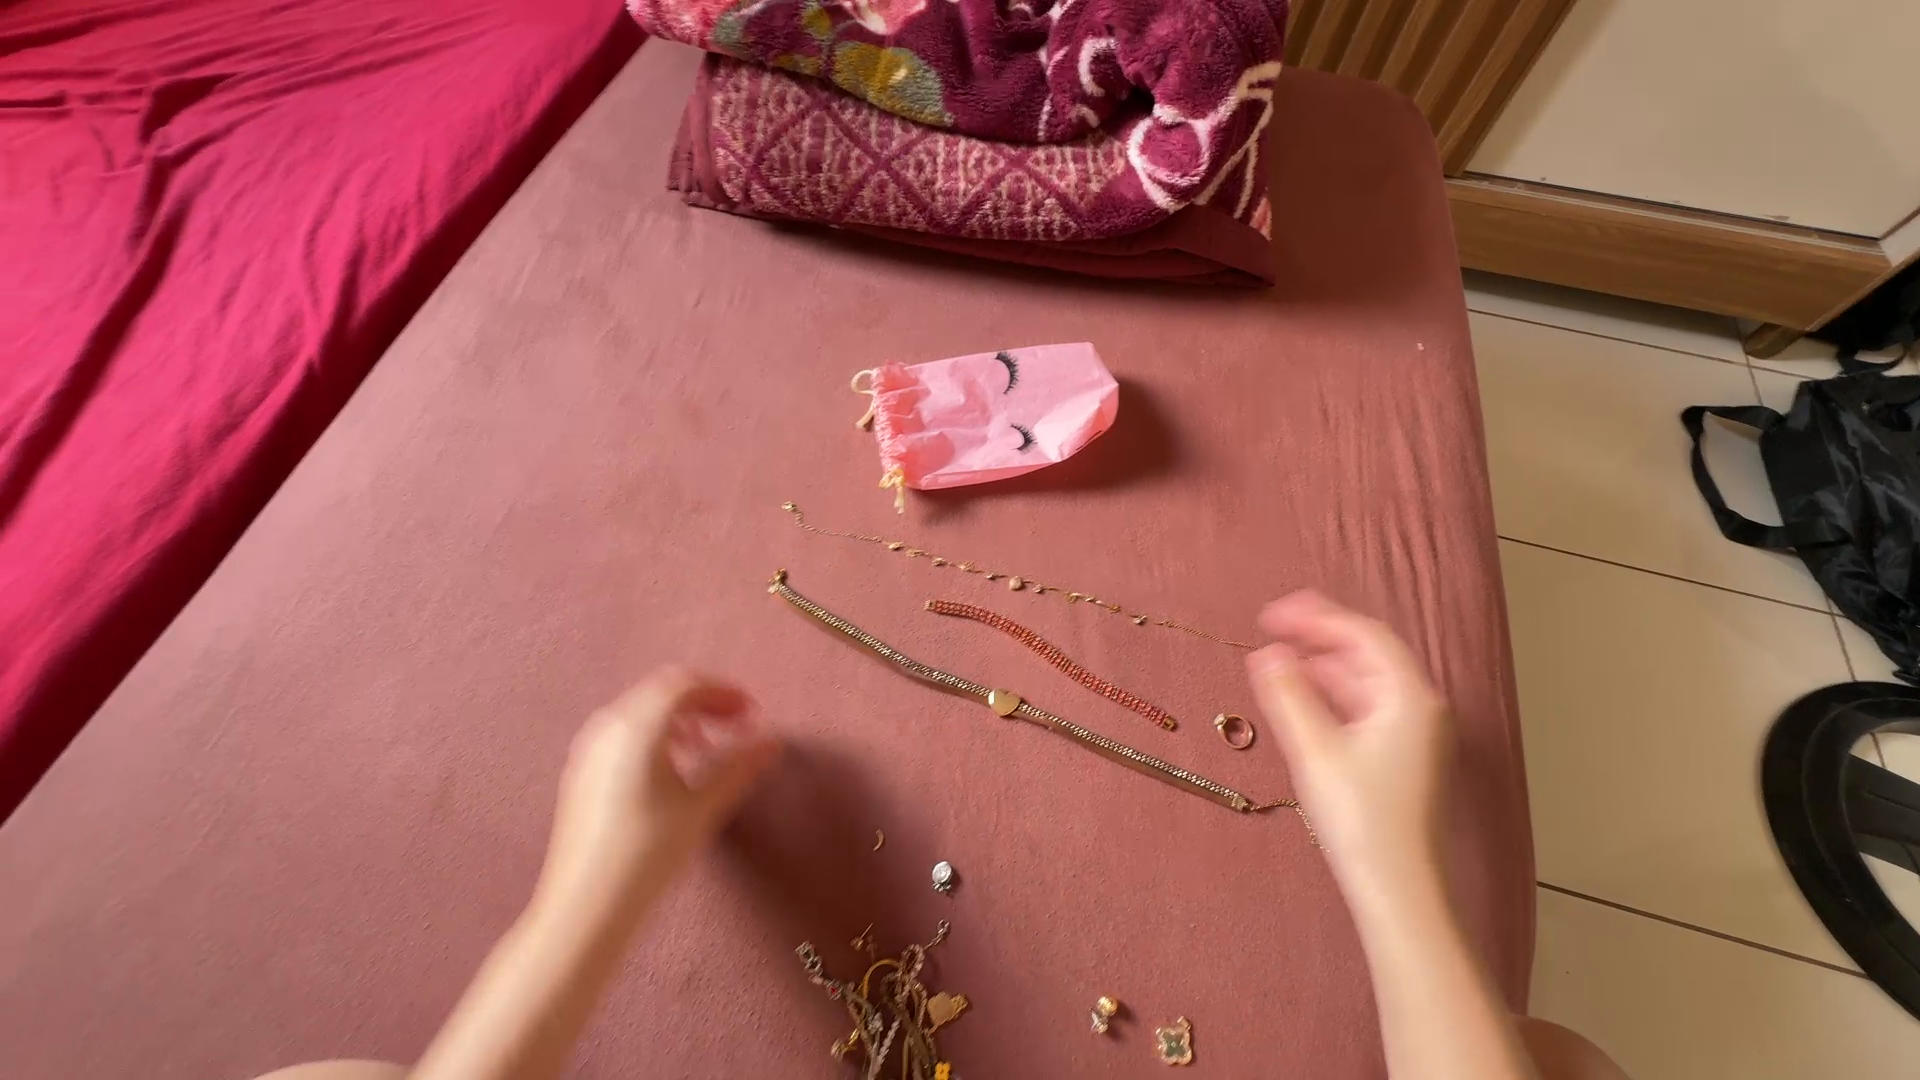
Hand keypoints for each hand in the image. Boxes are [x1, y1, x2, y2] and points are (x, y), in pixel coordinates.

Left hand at [537, 668, 778, 907]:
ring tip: (708, 747)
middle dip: (704, 701)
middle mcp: (609, 725)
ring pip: (642, 711)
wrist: (585, 907)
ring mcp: (590, 748)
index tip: (752, 713)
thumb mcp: (703, 807)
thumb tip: (773, 742)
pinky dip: (656, 735)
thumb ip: (740, 767)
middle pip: (663, 691)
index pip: (685, 685)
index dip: (724, 692)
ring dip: (681, 717)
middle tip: (737, 723)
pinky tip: (672, 769)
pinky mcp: (581, 772)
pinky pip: (625, 732)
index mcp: (639, 725)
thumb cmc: (649, 851)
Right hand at [1245, 591, 1448, 891]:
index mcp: (1407, 697)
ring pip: (1364, 679)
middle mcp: (1418, 707)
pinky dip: (1331, 690)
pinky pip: (1364, 703)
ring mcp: (1412, 732)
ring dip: (1322, 661)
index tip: (1270, 613)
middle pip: (1366, 653)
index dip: (1315, 616)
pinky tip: (1303, 692)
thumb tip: (1266, 652)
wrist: (1396, 887)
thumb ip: (1287, 694)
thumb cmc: (1359, 817)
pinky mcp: (1399, 754)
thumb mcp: (1315, 750)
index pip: (1362, 635)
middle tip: (1271, 625)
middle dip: (1318, 634)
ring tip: (1280, 653)